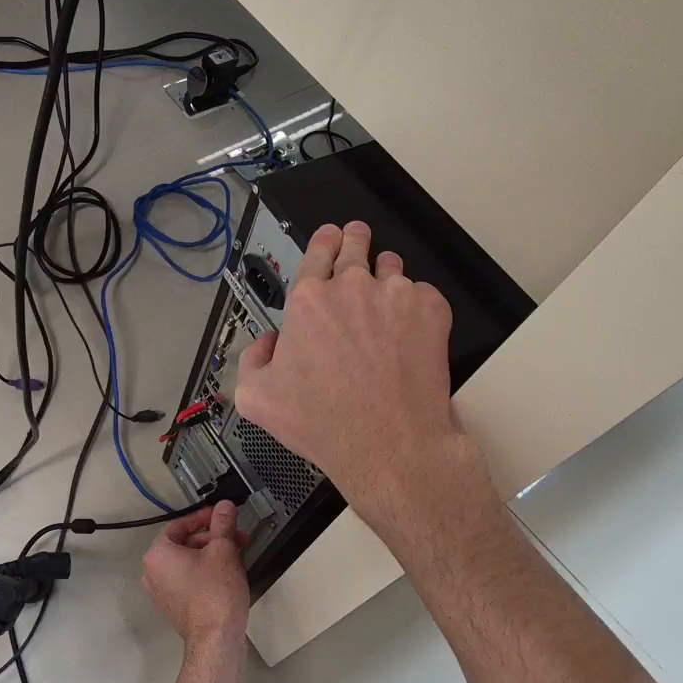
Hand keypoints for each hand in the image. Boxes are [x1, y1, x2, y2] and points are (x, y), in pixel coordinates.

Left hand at [141, 501, 251, 656]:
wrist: (216, 638)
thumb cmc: (216, 594)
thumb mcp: (223, 550)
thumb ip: (223, 524)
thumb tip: (224, 507)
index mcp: (158, 555)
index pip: (179, 525)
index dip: (203, 517)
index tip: (221, 515)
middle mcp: (153, 573)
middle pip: (184, 543)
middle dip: (213, 538)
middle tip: (236, 537)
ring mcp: (161, 592)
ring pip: (187, 562)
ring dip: (211, 554)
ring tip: (236, 555)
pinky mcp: (174, 607)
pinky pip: (188, 580)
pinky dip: (205, 572)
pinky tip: (227, 573)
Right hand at [234, 221, 481, 518]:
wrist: (387, 443)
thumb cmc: (324, 423)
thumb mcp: (256, 398)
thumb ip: (251, 360)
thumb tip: (266, 344)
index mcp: (308, 301)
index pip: (316, 252)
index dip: (323, 242)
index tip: (329, 238)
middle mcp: (352, 287)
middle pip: (356, 245)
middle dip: (354, 240)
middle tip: (356, 240)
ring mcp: (395, 296)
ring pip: (391, 267)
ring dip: (385, 275)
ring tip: (383, 300)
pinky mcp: (431, 312)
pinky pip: (423, 295)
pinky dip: (416, 309)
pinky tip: (406, 337)